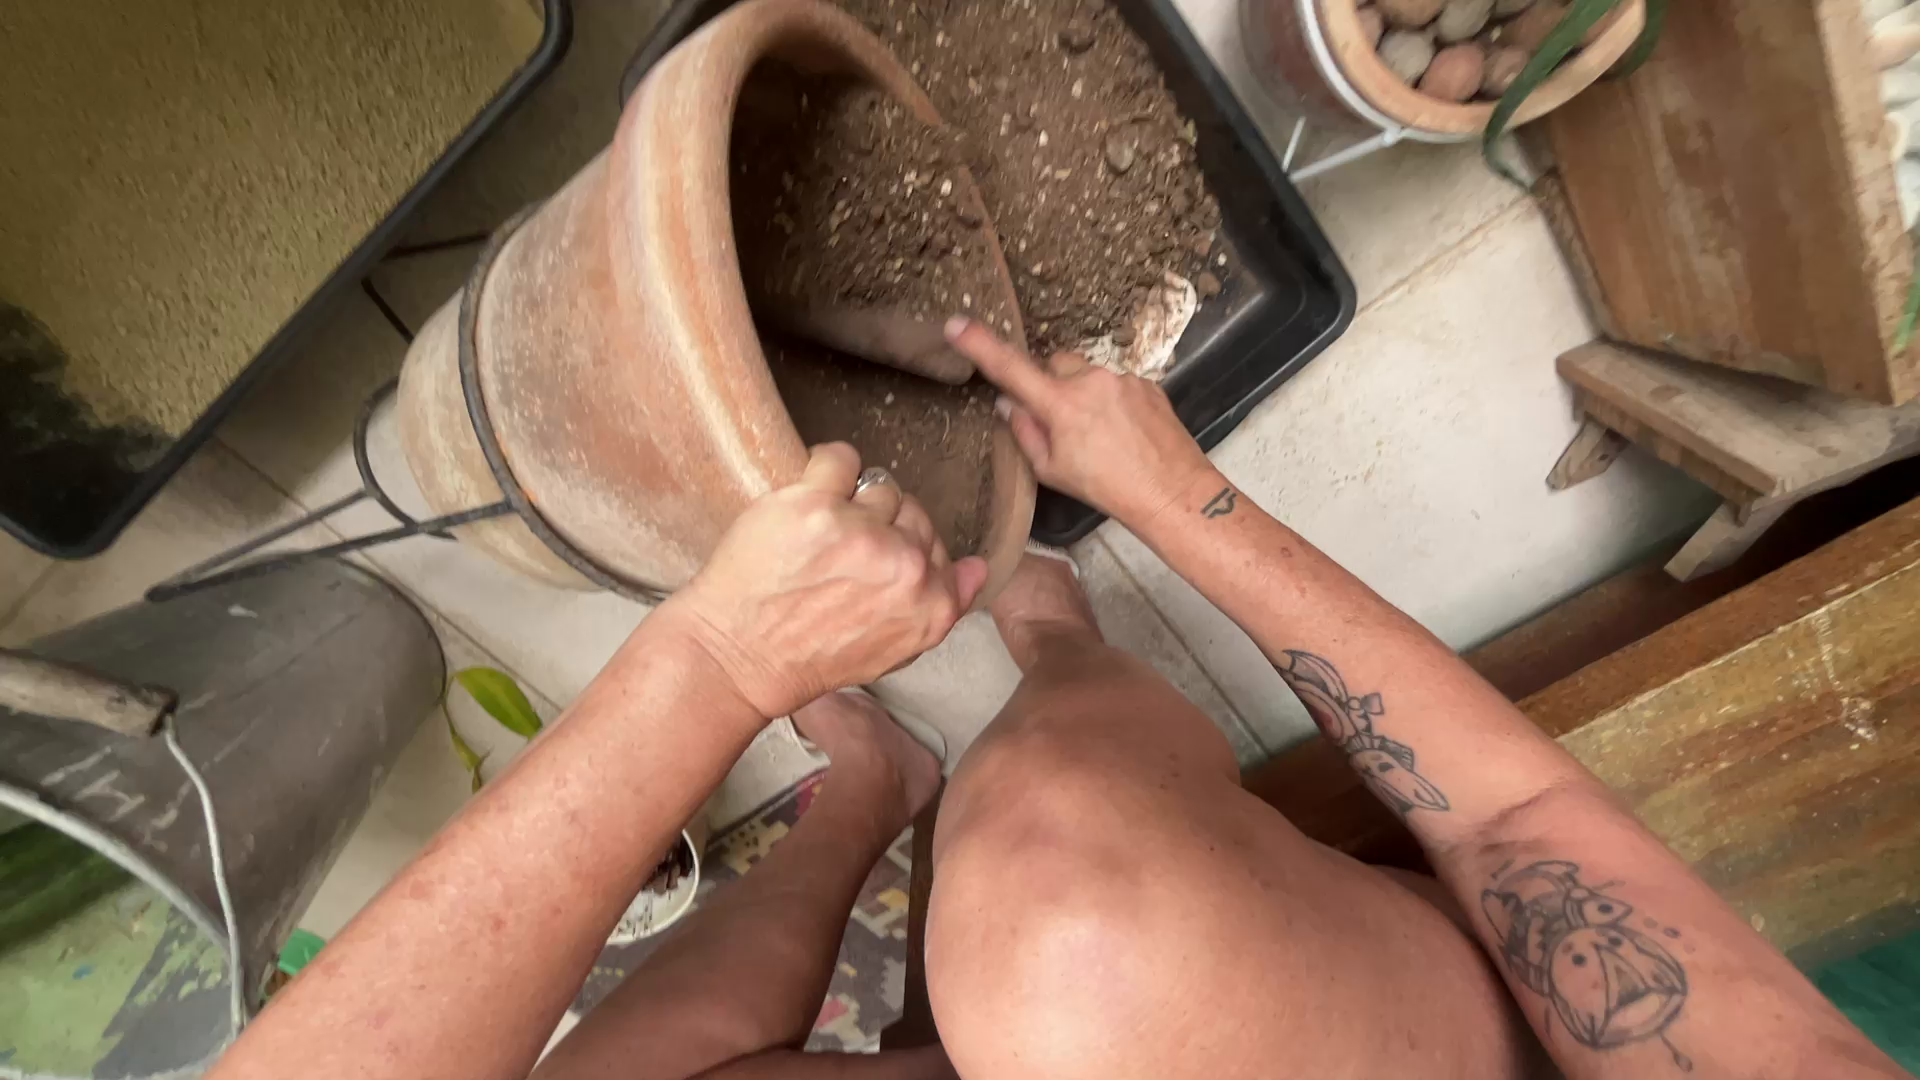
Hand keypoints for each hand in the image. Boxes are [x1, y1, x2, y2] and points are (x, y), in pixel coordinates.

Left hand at [663, 442, 990, 718]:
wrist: (740, 657)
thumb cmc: (812, 658)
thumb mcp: (895, 649)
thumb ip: (945, 606)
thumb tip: (978, 568)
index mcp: (931, 603)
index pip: (939, 543)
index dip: (904, 548)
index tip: (874, 561)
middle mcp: (905, 566)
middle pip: (911, 511)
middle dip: (881, 526)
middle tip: (842, 555)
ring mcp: (861, 531)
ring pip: (878, 487)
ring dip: (852, 502)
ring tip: (820, 534)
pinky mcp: (815, 503)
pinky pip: (840, 457)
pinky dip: (828, 466)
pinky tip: (811, 493)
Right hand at [944, 316, 1218, 526]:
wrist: (1171, 491)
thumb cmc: (1106, 488)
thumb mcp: (1052, 471)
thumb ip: (1024, 432)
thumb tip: (1008, 403)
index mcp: (1061, 405)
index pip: (1010, 368)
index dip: (980, 345)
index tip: (957, 324)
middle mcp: (1091, 381)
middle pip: (1054, 363)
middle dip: (1049, 383)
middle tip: (1058, 421)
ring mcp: (1122, 378)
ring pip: (1086, 373)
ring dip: (1082, 394)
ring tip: (1098, 434)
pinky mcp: (1146, 383)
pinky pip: (1115, 382)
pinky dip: (1109, 400)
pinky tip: (1121, 431)